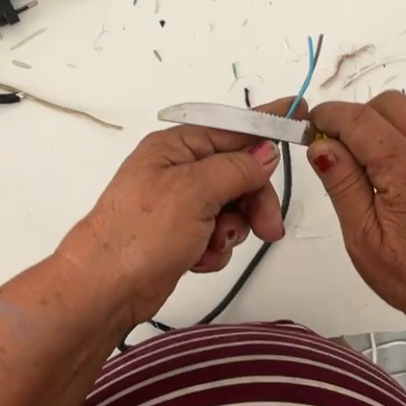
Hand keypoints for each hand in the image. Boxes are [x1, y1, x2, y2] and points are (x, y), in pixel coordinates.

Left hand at [59, 116, 287, 323]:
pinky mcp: (181, 236)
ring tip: (213, 245)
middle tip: (268, 227)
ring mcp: (179, 206)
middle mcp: (178, 172)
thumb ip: (236, 168)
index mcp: (176, 147)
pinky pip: (218, 235)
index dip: (267, 126)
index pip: (233, 129)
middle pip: (239, 174)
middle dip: (254, 201)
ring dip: (232, 230)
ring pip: (232, 209)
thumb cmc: (139, 234)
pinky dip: (215, 249)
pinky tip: (199, 259)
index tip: (299, 117)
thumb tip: (265, 154)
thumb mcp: (195, 191)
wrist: (106, 288)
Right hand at [306, 92, 405, 326]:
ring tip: (358, 157)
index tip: (309, 128)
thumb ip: (342, 184)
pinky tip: (386, 160)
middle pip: (386, 104)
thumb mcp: (362, 236)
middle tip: (332, 148)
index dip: (329, 117)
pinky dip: (400, 129)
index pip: (359, 120)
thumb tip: (321, 147)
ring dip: (377, 120)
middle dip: (354, 117)